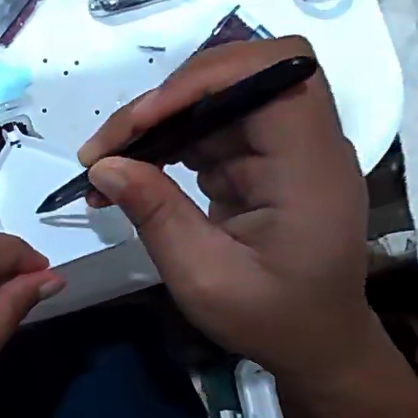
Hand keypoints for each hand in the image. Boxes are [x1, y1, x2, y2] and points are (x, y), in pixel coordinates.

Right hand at [78, 35, 375, 383]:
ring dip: (154, 125)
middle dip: (164, 101)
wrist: (314, 344)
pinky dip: (163, 146)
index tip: (142, 122)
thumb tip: (103, 165)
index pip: (273, 72)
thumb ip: (156, 215)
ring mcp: (282, 151)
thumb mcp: (203, 277)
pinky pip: (207, 133)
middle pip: (237, 77)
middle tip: (107, 147)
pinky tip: (128, 174)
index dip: (203, 79)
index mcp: (308, 167)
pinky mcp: (261, 163)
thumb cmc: (270, 319)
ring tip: (104, 164)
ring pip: (213, 102)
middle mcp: (303, 144)